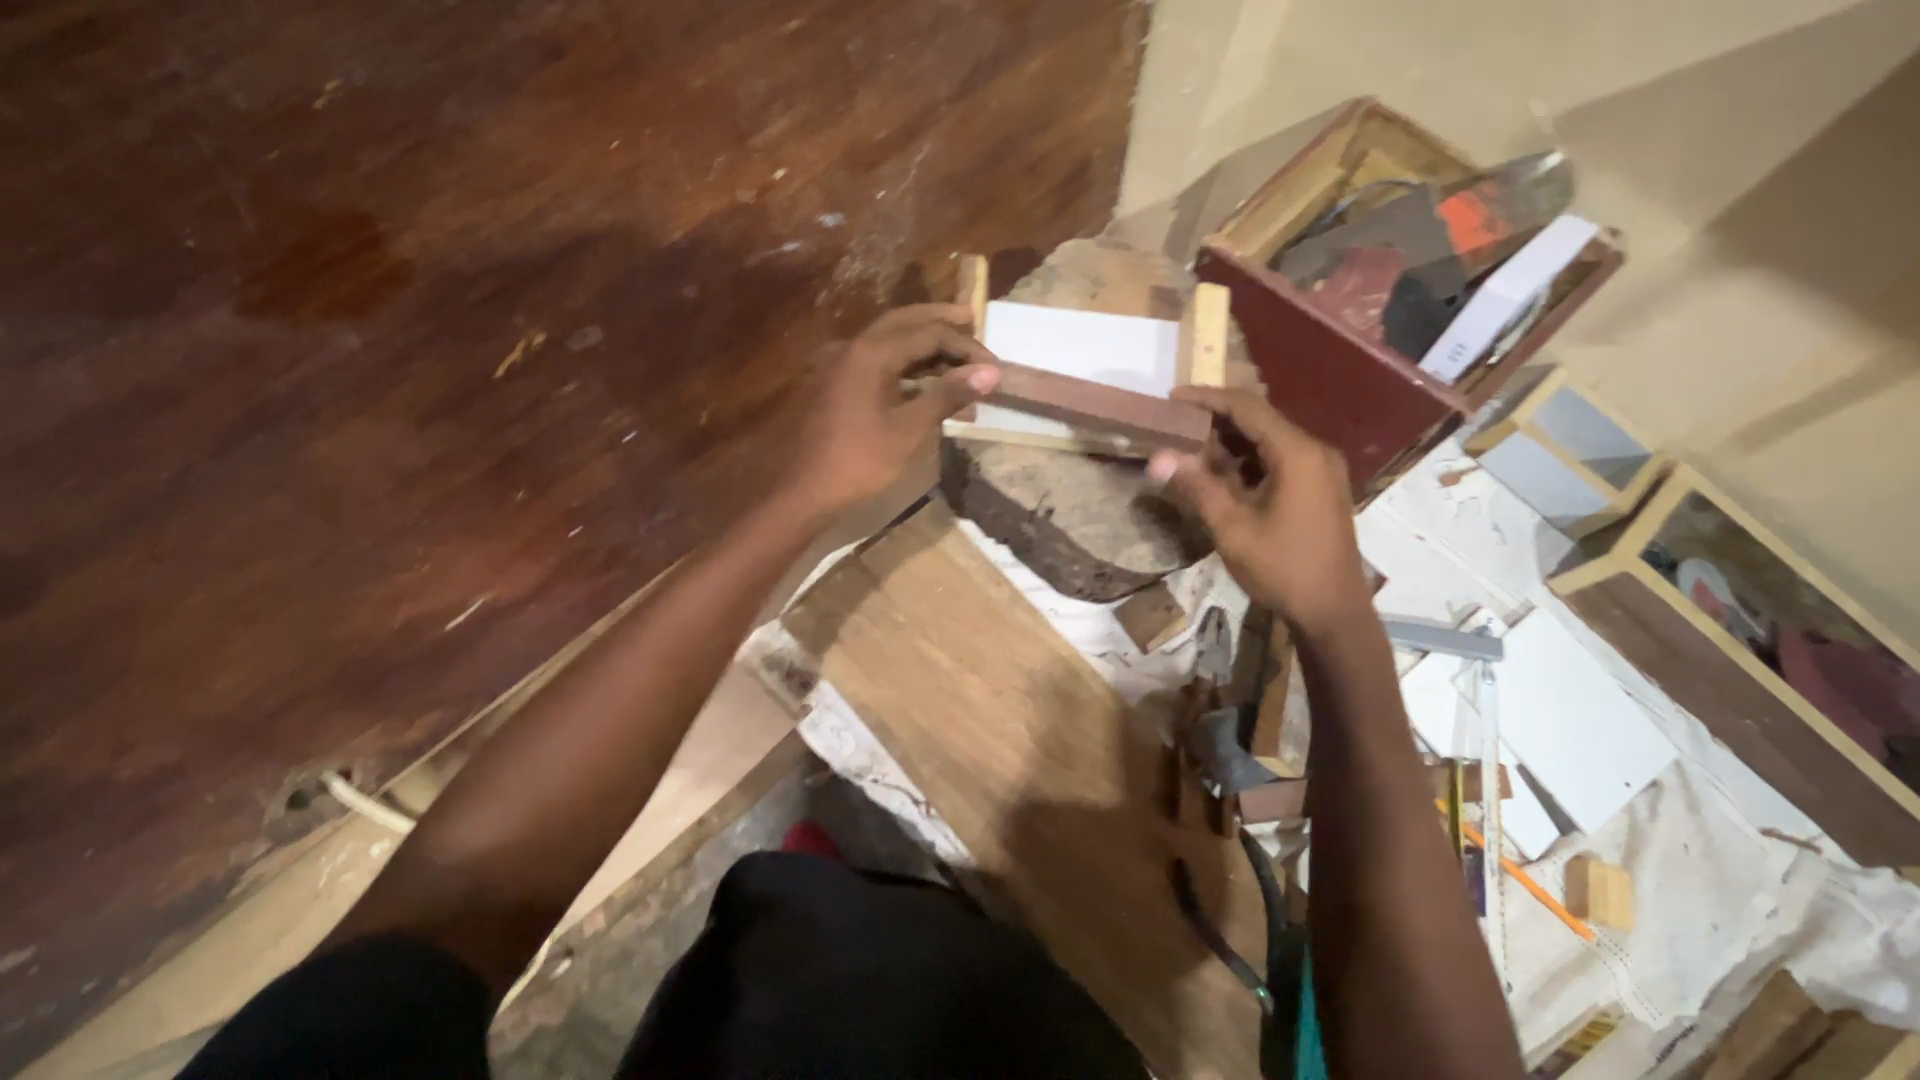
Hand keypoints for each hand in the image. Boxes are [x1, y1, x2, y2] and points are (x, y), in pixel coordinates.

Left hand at [789, 304, 999, 515]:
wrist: (803, 491)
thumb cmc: (858, 462)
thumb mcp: (909, 430)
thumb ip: (948, 395)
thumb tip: (990, 372)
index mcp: (871, 353)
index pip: (928, 333)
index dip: (964, 345)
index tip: (992, 367)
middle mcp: (853, 348)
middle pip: (903, 322)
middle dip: (939, 321)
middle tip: (971, 319)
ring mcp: (840, 365)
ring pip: (888, 341)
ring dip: (922, 343)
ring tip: (955, 352)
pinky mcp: (836, 385)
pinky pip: (876, 361)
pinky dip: (904, 363)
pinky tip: (923, 378)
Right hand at [1147, 387, 1371, 638]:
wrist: (1333, 611)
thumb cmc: (1283, 569)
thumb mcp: (1232, 528)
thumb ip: (1196, 487)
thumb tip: (1158, 458)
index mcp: (1297, 453)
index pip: (1248, 407)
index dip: (1207, 398)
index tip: (1171, 398)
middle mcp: (1314, 451)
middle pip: (1260, 419)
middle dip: (1215, 420)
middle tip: (1174, 425)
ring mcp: (1320, 469)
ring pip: (1268, 440)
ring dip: (1230, 442)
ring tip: (1188, 450)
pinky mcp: (1319, 487)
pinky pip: (1279, 459)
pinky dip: (1248, 461)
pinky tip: (1219, 475)